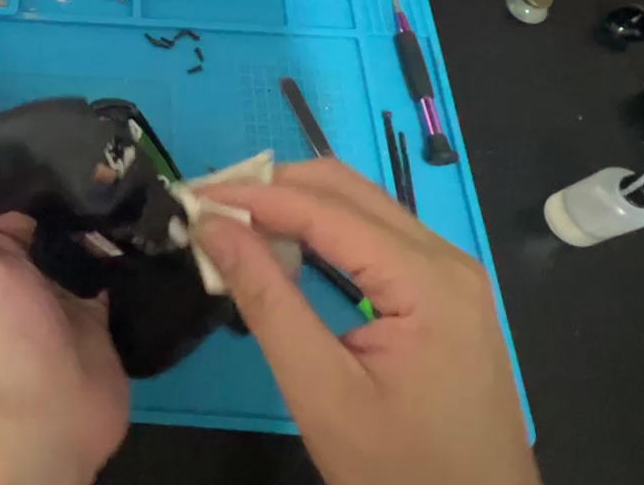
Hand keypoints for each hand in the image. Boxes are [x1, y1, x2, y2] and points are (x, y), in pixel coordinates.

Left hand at [0, 136, 128, 484]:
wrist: (56, 413)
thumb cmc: (2, 333)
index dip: (16, 152)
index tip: (47, 115)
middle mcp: (19, 253)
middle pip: (42, 198)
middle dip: (65, 170)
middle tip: (101, 134)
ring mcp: (60, 273)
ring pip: (77, 220)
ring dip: (96, 198)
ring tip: (126, 161)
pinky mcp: (97, 290)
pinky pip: (109, 249)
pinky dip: (120, 230)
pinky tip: (142, 201)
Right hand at [196, 159, 538, 484]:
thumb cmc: (400, 472)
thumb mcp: (321, 391)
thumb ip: (265, 299)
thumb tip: (211, 227)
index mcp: (427, 279)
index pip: (326, 209)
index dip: (255, 195)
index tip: (195, 196)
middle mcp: (445, 257)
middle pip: (345, 189)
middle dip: (271, 185)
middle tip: (210, 203)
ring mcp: (448, 271)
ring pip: (358, 203)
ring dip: (293, 201)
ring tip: (234, 217)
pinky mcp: (440, 289)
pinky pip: (371, 232)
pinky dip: (318, 225)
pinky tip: (281, 241)